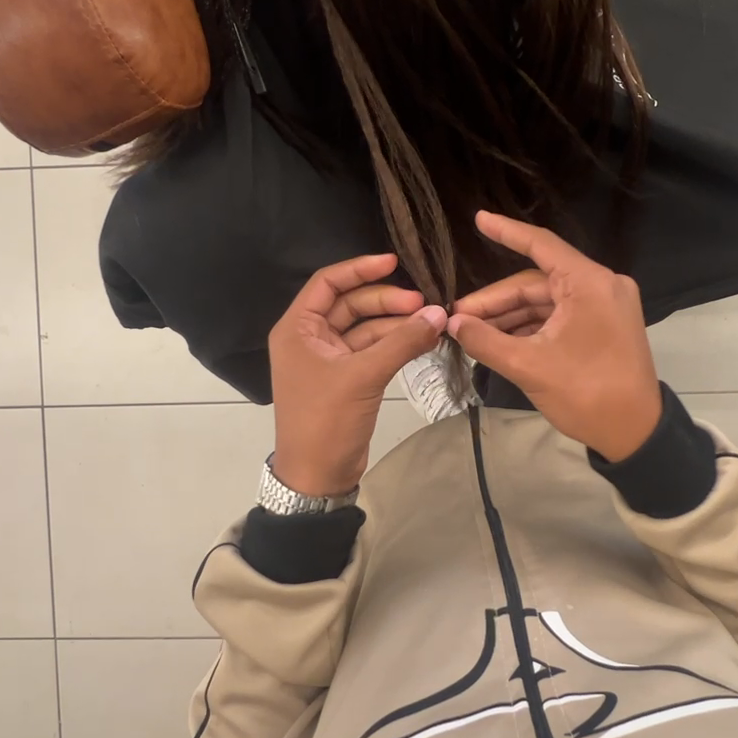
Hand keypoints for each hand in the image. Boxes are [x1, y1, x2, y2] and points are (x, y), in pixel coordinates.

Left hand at [270, 253, 446, 496]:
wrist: (317, 476)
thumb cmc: (325, 420)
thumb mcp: (363, 376)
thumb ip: (401, 342)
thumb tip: (439, 313)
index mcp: (297, 329)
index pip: (327, 283)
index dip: (360, 269)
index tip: (393, 261)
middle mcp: (310, 338)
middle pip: (350, 305)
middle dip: (386, 301)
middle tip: (423, 304)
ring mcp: (329, 359)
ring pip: (366, 329)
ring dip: (395, 324)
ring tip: (431, 322)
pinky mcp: (347, 378)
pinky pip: (372, 351)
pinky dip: (395, 345)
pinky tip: (423, 340)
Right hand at [447, 211, 660, 461]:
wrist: (635, 434)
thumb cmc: (586, 394)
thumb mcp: (529, 367)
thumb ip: (486, 341)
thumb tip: (453, 323)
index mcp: (590, 284)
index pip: (541, 246)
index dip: (507, 232)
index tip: (479, 219)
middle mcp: (601, 286)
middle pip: (536, 282)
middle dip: (496, 301)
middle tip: (458, 319)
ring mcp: (604, 307)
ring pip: (545, 302)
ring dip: (509, 317)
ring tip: (471, 333)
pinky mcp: (603, 327)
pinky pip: (558, 317)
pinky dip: (529, 327)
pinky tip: (498, 341)